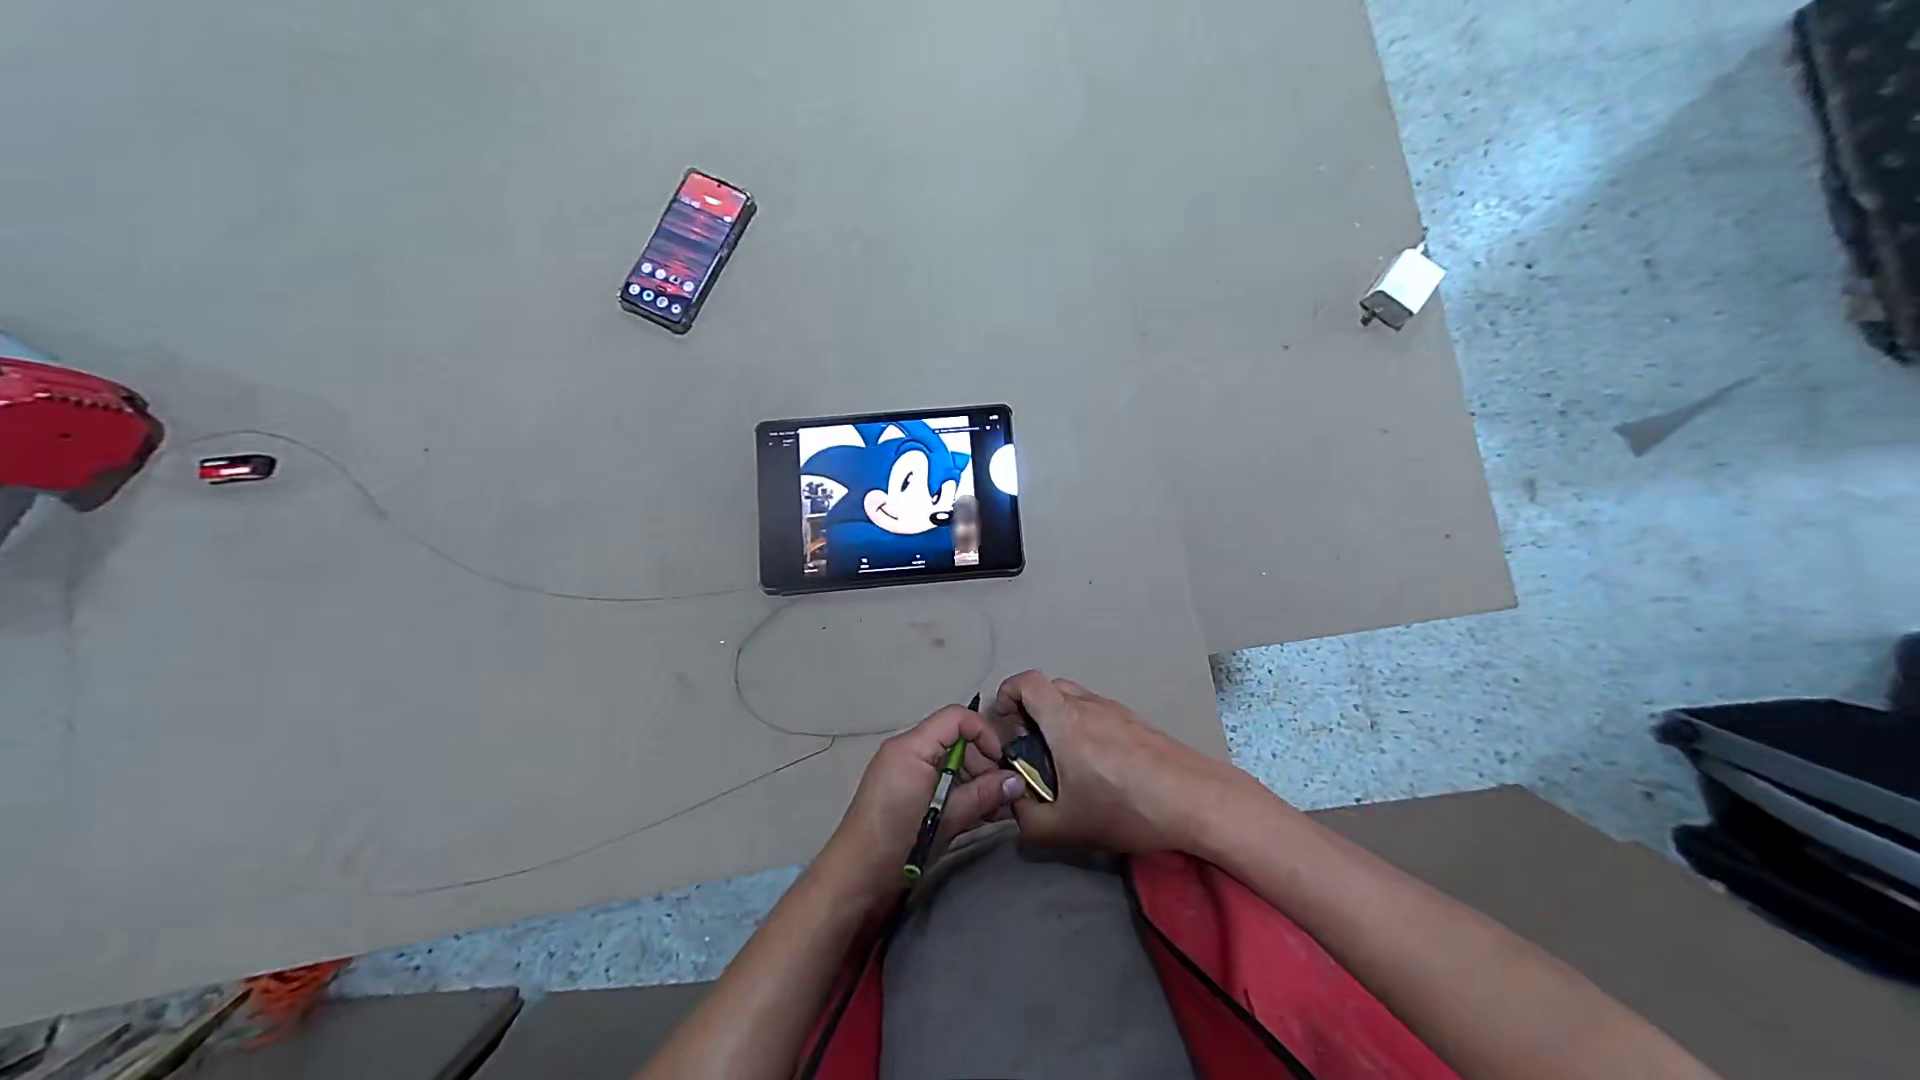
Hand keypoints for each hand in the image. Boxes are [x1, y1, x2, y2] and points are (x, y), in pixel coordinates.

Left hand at [815, 703, 1022, 908]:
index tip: (1000, 763)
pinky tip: (978, 813)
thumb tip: (1018, 781)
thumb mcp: (946, 817)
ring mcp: (903, 773)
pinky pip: (937, 780)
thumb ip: (982, 795)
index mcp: (912, 746)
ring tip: (995, 808)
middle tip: (1001, 793)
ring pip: (949, 762)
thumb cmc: (898, 840)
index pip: (956, 718)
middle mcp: (906, 752)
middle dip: (982, 762)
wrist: (855, 879)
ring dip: (973, 781)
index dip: (984, 734)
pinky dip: (957, 792)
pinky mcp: (904, 794)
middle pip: (954, 739)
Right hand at [992, 670, 1259, 855]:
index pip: (1027, 681)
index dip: (1007, 693)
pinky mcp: (1138, 722)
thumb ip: (1027, 820)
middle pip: (1048, 687)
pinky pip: (1098, 711)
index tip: (1005, 722)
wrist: (1198, 802)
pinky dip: (1084, 725)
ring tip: (1064, 758)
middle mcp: (1089, 705)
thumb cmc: (1127, 808)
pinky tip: (1097, 764)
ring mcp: (1117, 710)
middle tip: (1031, 745)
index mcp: (1065, 721)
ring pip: (1075, 698)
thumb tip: (1015, 808)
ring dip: (1058, 717)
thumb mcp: (1066, 828)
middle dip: (1030, 709)